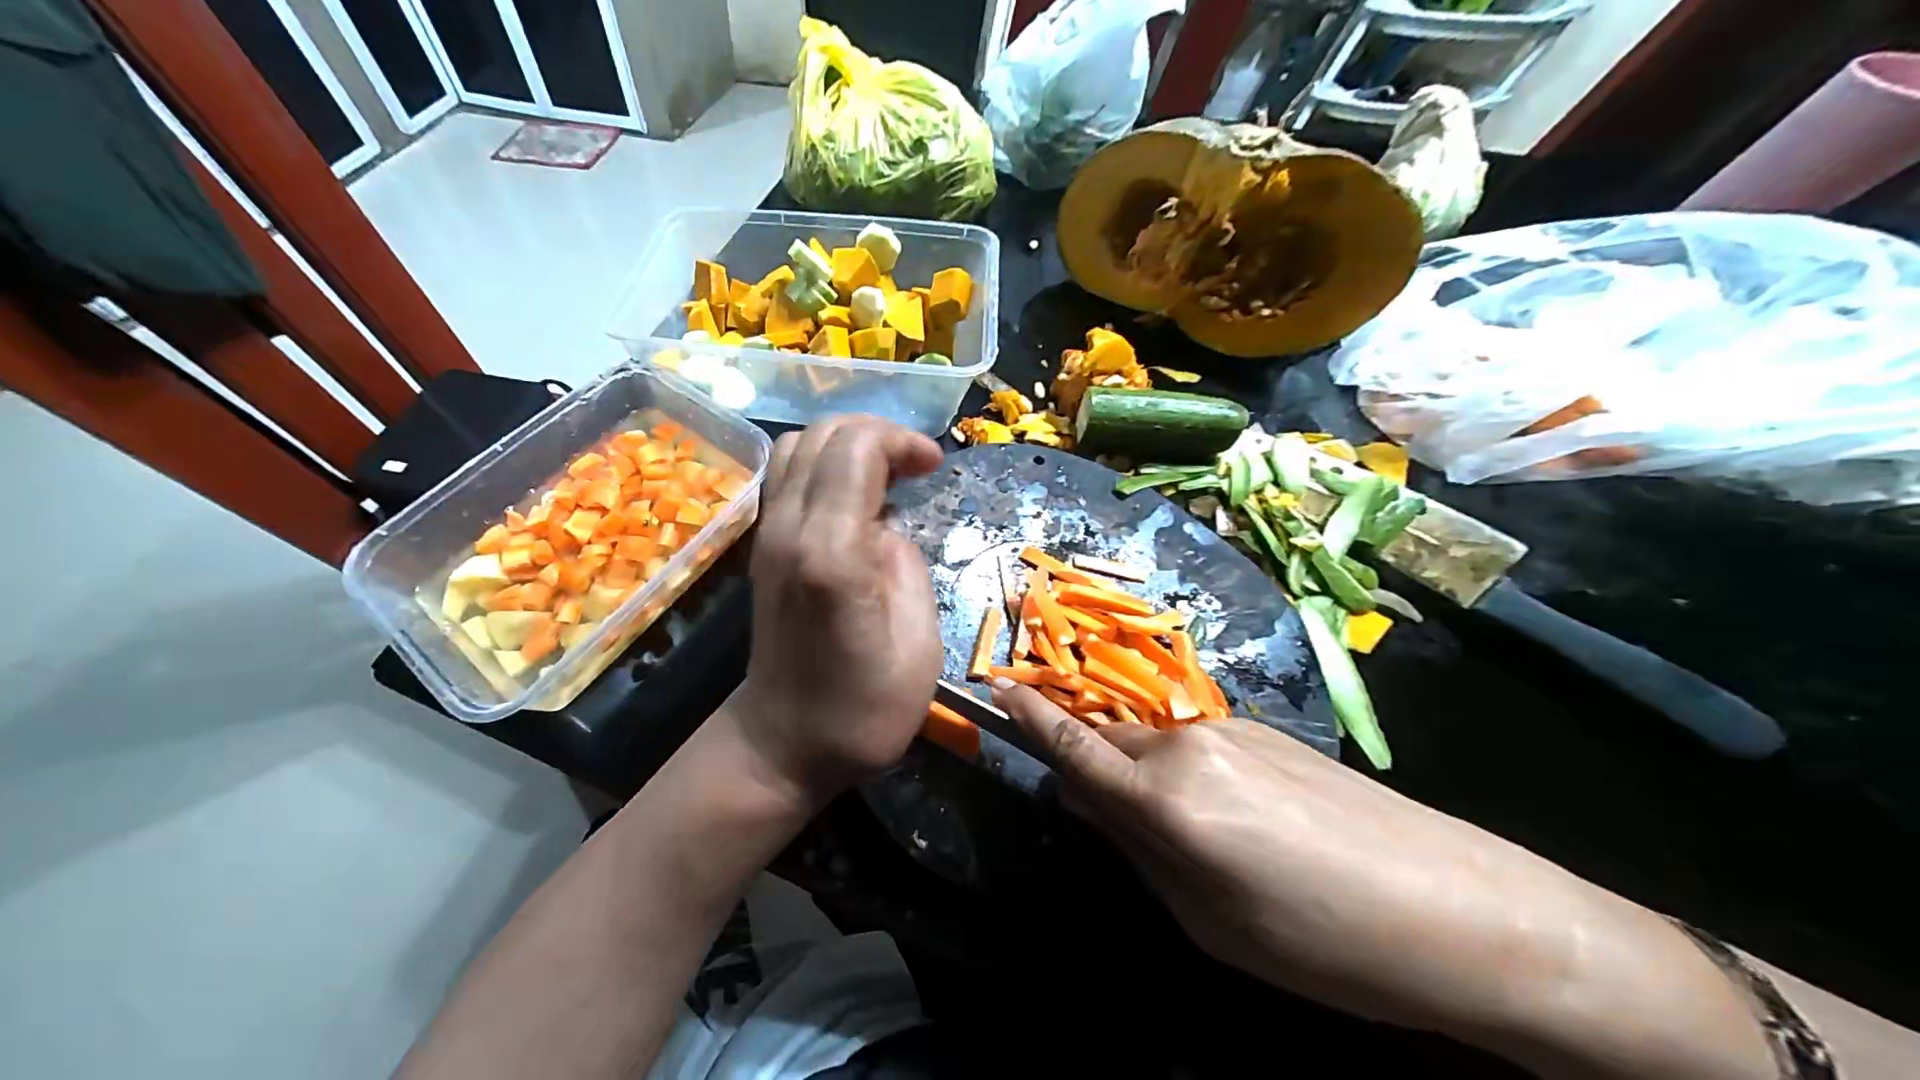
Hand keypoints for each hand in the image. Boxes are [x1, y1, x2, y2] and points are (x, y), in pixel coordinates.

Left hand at [729, 416, 944, 800]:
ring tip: (887, 474)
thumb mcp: (919, 641)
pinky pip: (787, 477)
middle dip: (877, 433)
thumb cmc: (865, 708)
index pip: (855, 449)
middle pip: (822, 434)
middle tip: (916, 466)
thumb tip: (886, 524)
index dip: (901, 441)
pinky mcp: (762, 547)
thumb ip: (906, 563)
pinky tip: (855, 498)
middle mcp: (790, 531)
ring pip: (796, 446)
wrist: (785, 744)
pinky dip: (824, 466)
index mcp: (833, 554)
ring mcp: (768, 537)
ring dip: (847, 445)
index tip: (934, 467)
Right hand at [993, 685, 1778, 1079]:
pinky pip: (1199, 745)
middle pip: (1111, 741)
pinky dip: (1188, 773)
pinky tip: (1242, 823)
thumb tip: (1088, 802)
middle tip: (1109, 822)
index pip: (1074, 746)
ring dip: (1145, 775)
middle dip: (1094, 766)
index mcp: (1166, 799)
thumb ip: (1136, 850)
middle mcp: (1189, 744)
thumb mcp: (1207, 919)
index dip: (1029, 717)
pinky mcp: (1269, 731)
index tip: (994, 688)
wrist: (1463, 908)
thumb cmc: (1320, 941)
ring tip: (1194, 840)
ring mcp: (1234, 730)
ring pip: (1156, 743)